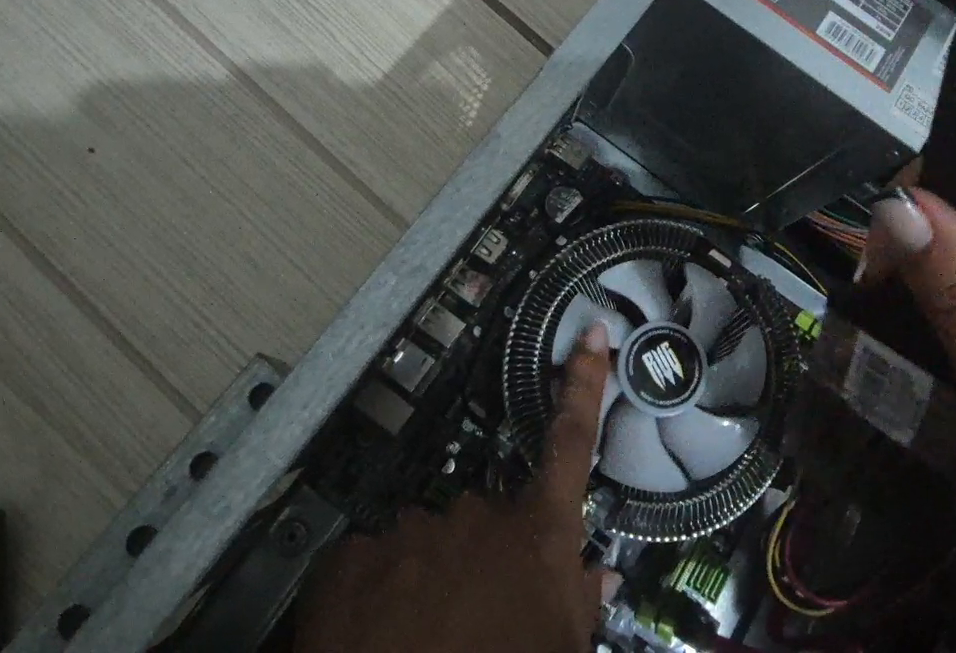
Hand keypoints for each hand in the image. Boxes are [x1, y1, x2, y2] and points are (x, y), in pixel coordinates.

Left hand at [296, 324, 614, 652]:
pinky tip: (383, 634)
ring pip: (433, 543)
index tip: (592, 334)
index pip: (570, 443)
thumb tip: (598, 572)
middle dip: (489, 555)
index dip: (584, 384)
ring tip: (429, 635)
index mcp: (535, 534)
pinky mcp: (357, 554)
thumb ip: (579, 601)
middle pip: (491, 518)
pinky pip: (381, 564)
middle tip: (483, 615)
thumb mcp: (560, 647)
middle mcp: (476, 514)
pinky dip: (385, 593)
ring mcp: (413, 529)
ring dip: (436, 577)